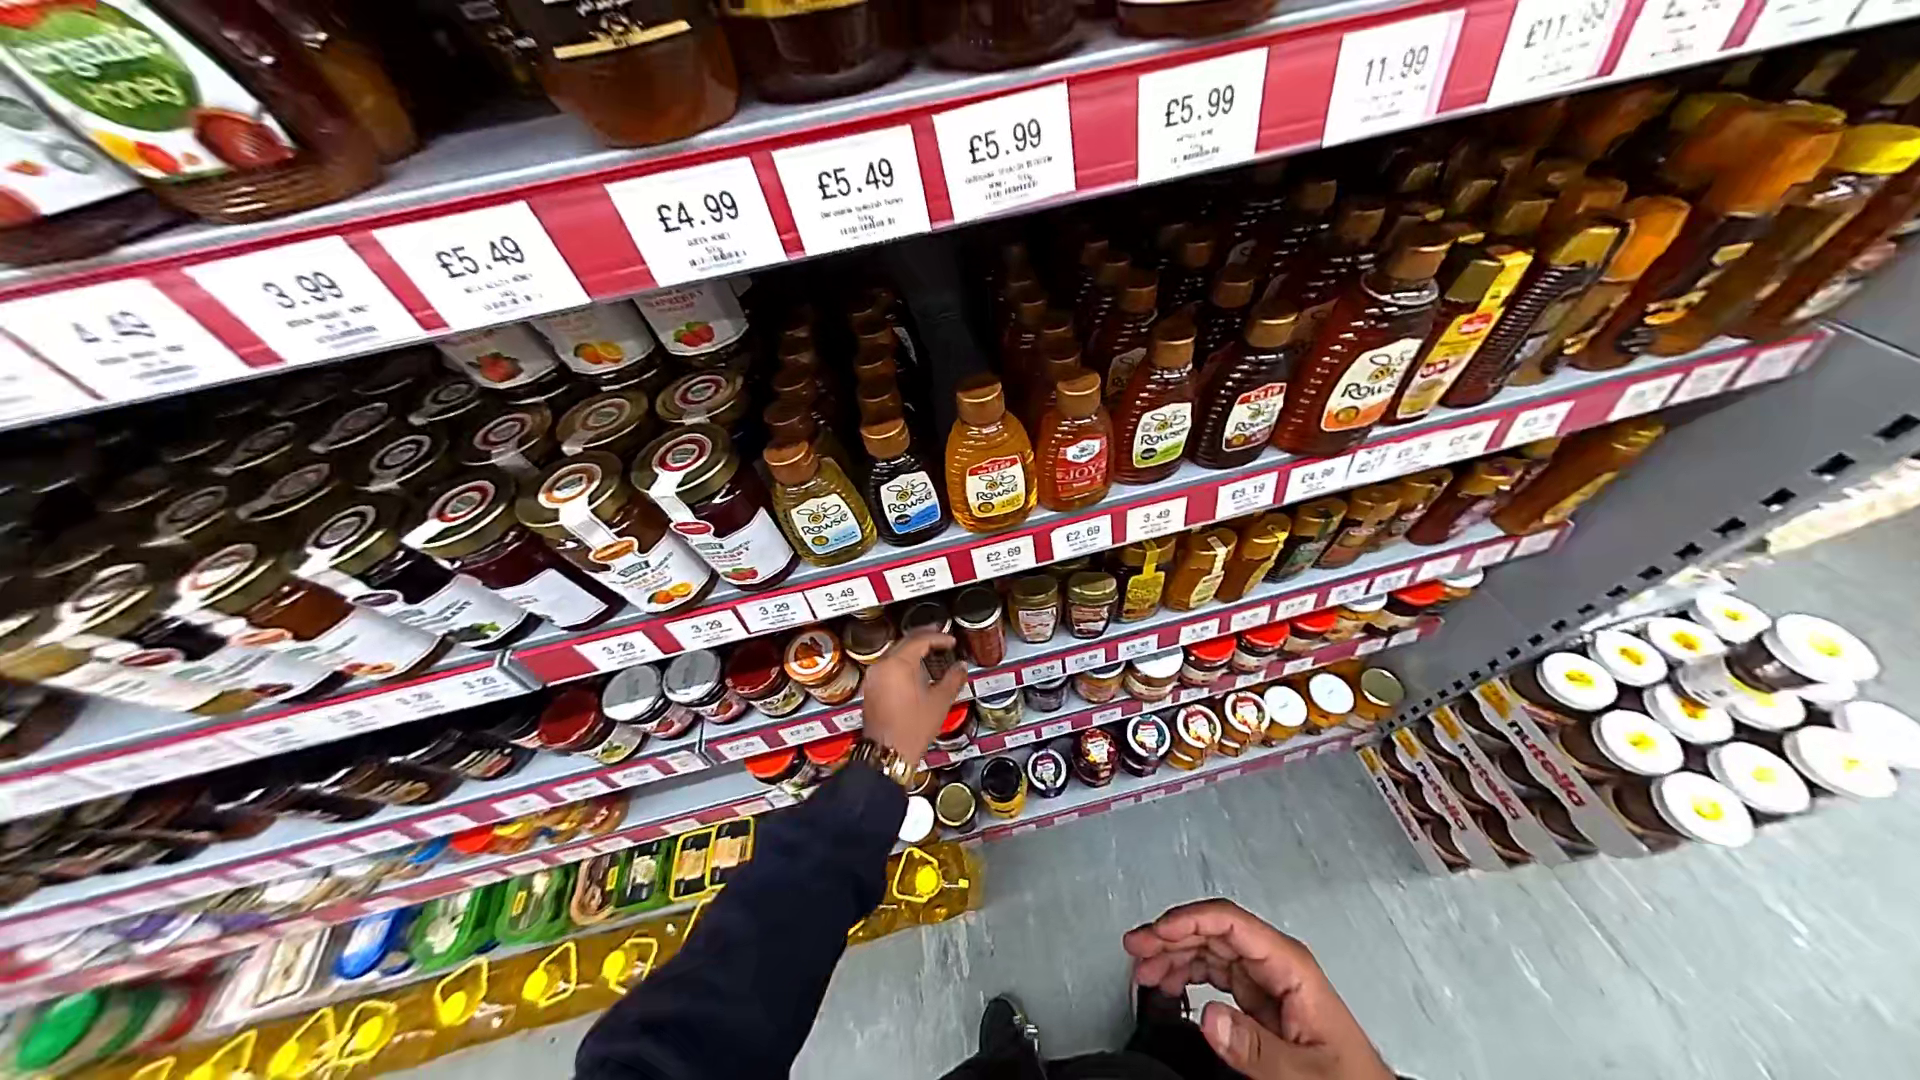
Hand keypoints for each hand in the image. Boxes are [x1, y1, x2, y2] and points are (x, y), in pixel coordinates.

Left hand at [859, 630, 966, 769]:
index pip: (919, 640)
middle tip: (940, 636)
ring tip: (930, 650)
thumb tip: (961, 668)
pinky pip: (887, 666)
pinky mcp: (871, 689)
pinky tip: (914, 669)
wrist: (887, 754)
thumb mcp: (939, 702)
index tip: (951, 640)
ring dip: (912, 649)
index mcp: (897, 665)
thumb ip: (953, 679)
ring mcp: (873, 678)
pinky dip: (902, 662)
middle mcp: (881, 667)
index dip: (938, 637)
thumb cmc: (911, 730)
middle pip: (904, 642)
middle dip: (924, 637)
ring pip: (894, 653)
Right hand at [1123, 899, 1391, 1079]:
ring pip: (1209, 949)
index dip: (1188, 920)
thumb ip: (1256, 1047)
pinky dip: (1186, 974)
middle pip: (1212, 932)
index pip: (1230, 923)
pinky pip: (1214, 973)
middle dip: (1170, 936)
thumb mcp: (1306, 1074)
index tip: (1155, 933)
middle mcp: (1274, 963)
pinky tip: (1169, 984)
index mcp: (1289, 966)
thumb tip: (1207, 1016)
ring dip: (1173, 955)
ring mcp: (1265, 980)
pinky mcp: (1258, 1000)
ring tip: (1143, 969)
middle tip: (1135, 949)